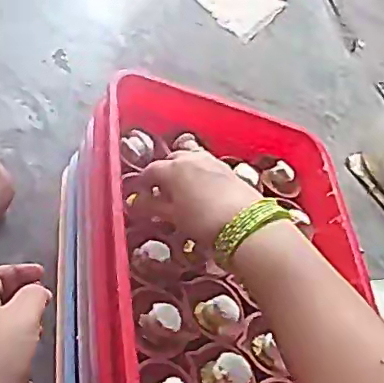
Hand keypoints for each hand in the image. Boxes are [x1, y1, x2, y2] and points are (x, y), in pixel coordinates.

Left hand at [0, 263, 50, 382]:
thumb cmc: (2, 353)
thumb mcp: (24, 316)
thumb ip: (34, 295)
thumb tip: (38, 291)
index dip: (17, 270)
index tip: (41, 273)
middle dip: (21, 289)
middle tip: (45, 292)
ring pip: (1, 316)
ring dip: (22, 312)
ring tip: (43, 315)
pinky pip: (3, 337)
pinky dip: (20, 332)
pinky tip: (34, 341)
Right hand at [140, 149, 263, 246]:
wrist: (245, 224)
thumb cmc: (203, 220)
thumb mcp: (174, 217)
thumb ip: (153, 207)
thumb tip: (138, 203)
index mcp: (173, 168)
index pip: (150, 170)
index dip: (143, 183)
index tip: (141, 195)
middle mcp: (192, 158)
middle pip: (172, 160)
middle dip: (164, 173)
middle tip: (161, 193)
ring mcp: (212, 161)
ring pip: (191, 160)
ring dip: (183, 171)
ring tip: (182, 191)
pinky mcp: (229, 169)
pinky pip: (207, 166)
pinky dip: (199, 174)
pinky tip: (201, 191)